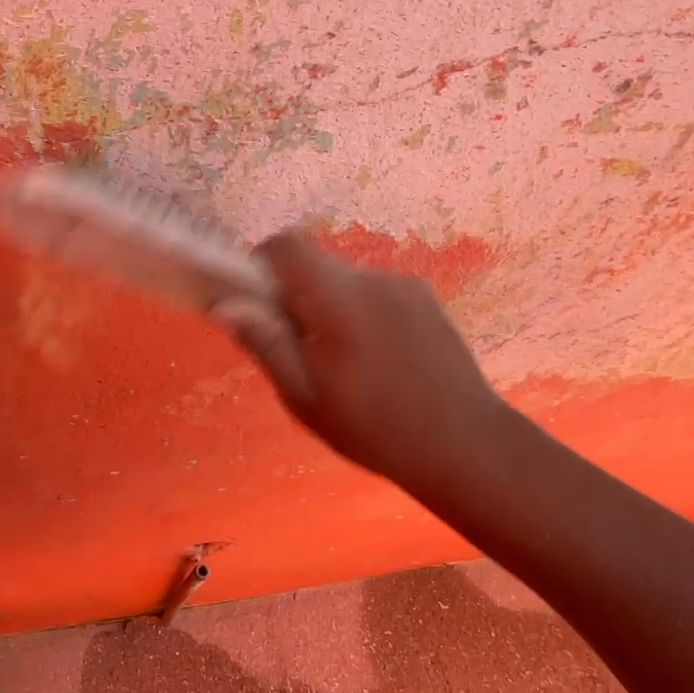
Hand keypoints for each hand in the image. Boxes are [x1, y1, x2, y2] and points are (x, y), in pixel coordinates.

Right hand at [211, 232, 506, 496]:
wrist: (468, 447)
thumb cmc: (375, 429)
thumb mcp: (305, 397)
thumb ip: (265, 343)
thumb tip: (225, 306)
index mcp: (337, 299)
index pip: (285, 245)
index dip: (261, 263)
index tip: (258, 303)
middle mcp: (371, 279)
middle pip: (314, 264)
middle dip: (295, 294)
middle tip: (299, 347)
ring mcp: (404, 285)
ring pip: (344, 280)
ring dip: (329, 306)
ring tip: (345, 362)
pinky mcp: (426, 298)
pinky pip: (374, 292)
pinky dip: (360, 313)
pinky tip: (379, 360)